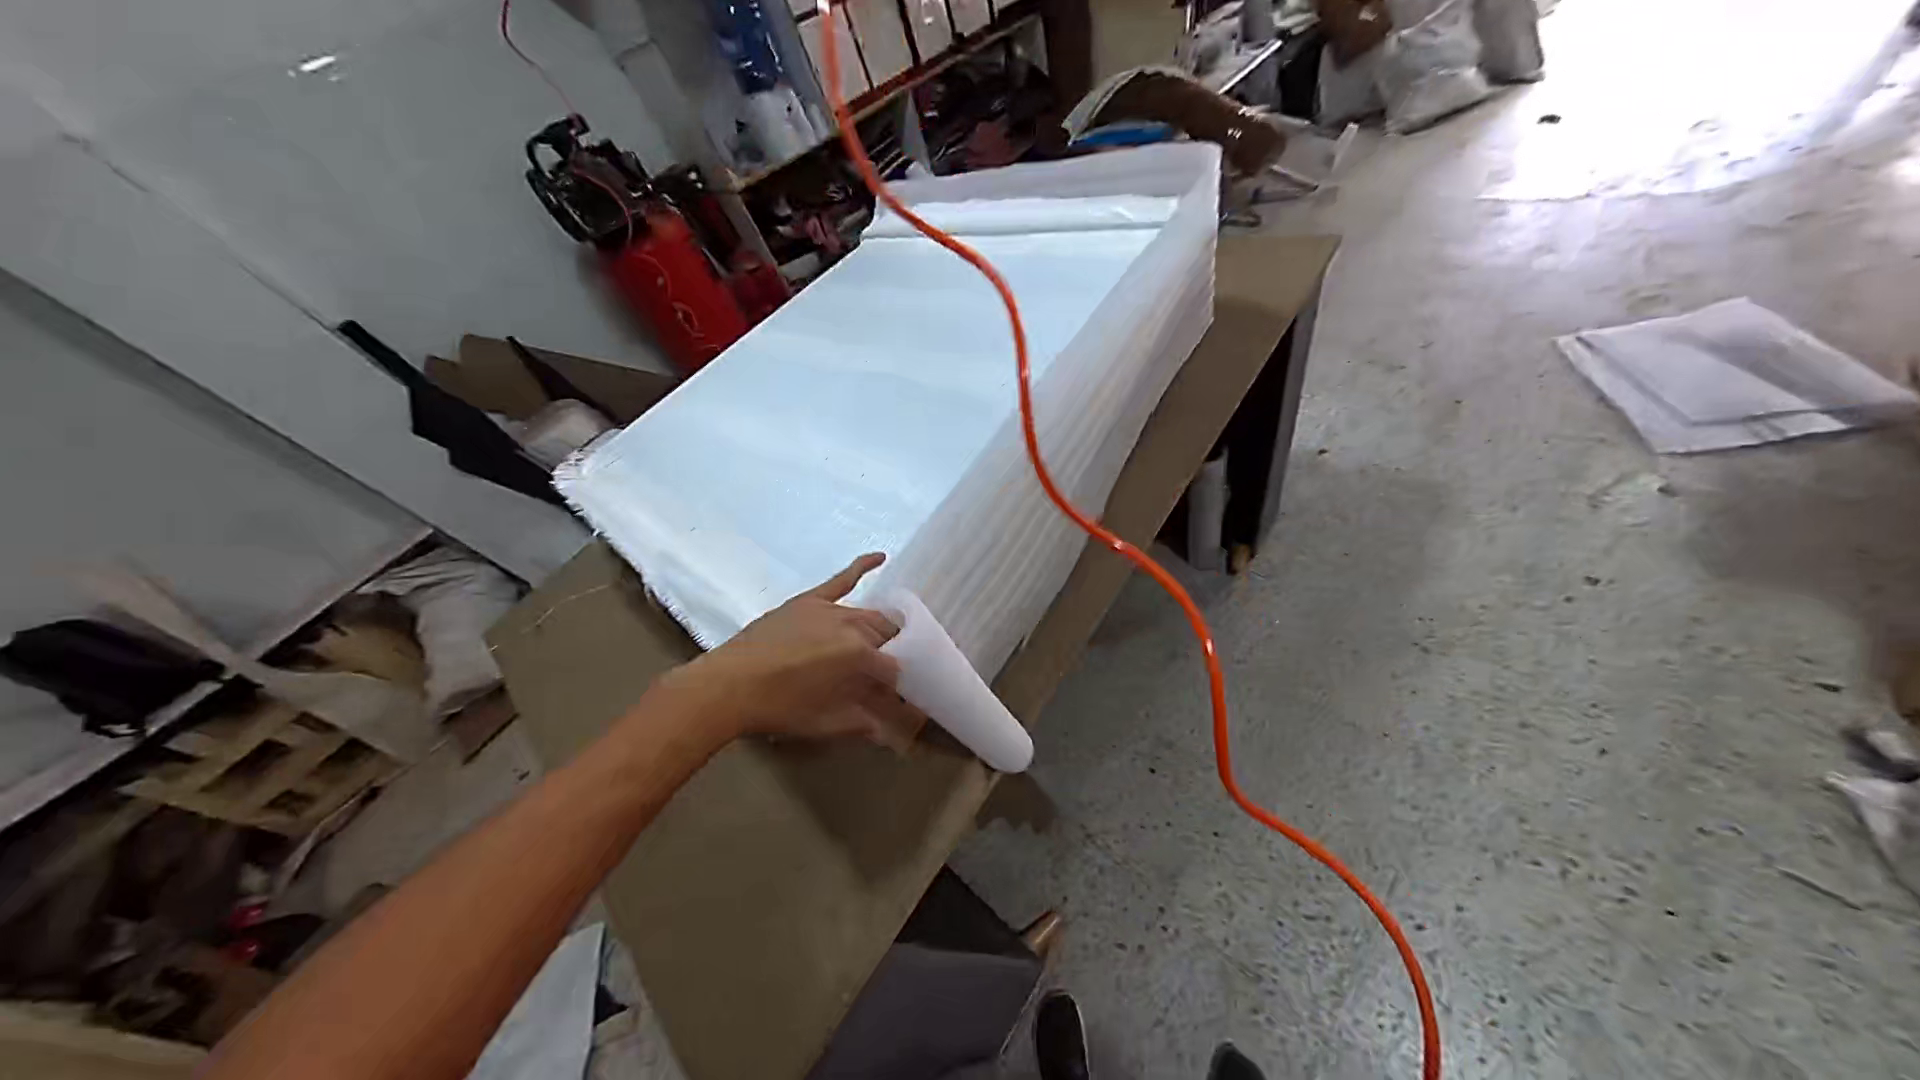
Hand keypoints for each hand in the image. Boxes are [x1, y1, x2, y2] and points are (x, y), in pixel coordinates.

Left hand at [655, 554, 924, 750]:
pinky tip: (880, 556)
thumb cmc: (778, 710)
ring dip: (879, 629)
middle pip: (886, 637)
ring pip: (868, 615)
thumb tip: (885, 729)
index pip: (893, 669)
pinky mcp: (808, 601)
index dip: (895, 686)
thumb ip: (860, 724)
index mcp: (859, 657)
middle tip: (883, 674)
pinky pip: (841, 579)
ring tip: (881, 644)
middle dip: (891, 654)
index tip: (891, 698)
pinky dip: (862, 566)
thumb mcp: (824, 724)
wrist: (727, 687)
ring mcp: (829, 610)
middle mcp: (851, 627)